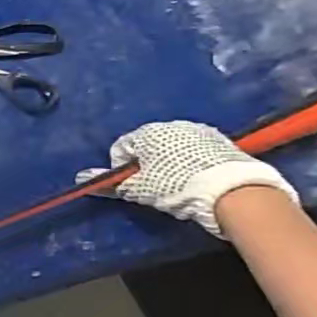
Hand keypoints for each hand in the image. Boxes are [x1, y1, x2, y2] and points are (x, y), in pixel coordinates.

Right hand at [78, 120, 297, 237]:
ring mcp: (200, 131)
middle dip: (147, 163)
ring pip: (173, 148)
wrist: (234, 191)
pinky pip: (196, 151)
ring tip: (178, 183)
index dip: (122, 168)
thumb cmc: (176, 185)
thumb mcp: (139, 188)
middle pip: (149, 146)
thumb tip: (82, 178)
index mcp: (148, 132)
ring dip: (170, 162)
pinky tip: (198, 179)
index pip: (122, 148)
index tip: (132, 185)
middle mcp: (172, 126)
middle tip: (154, 185)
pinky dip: (192, 162)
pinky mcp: (223, 141)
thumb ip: (111, 183)